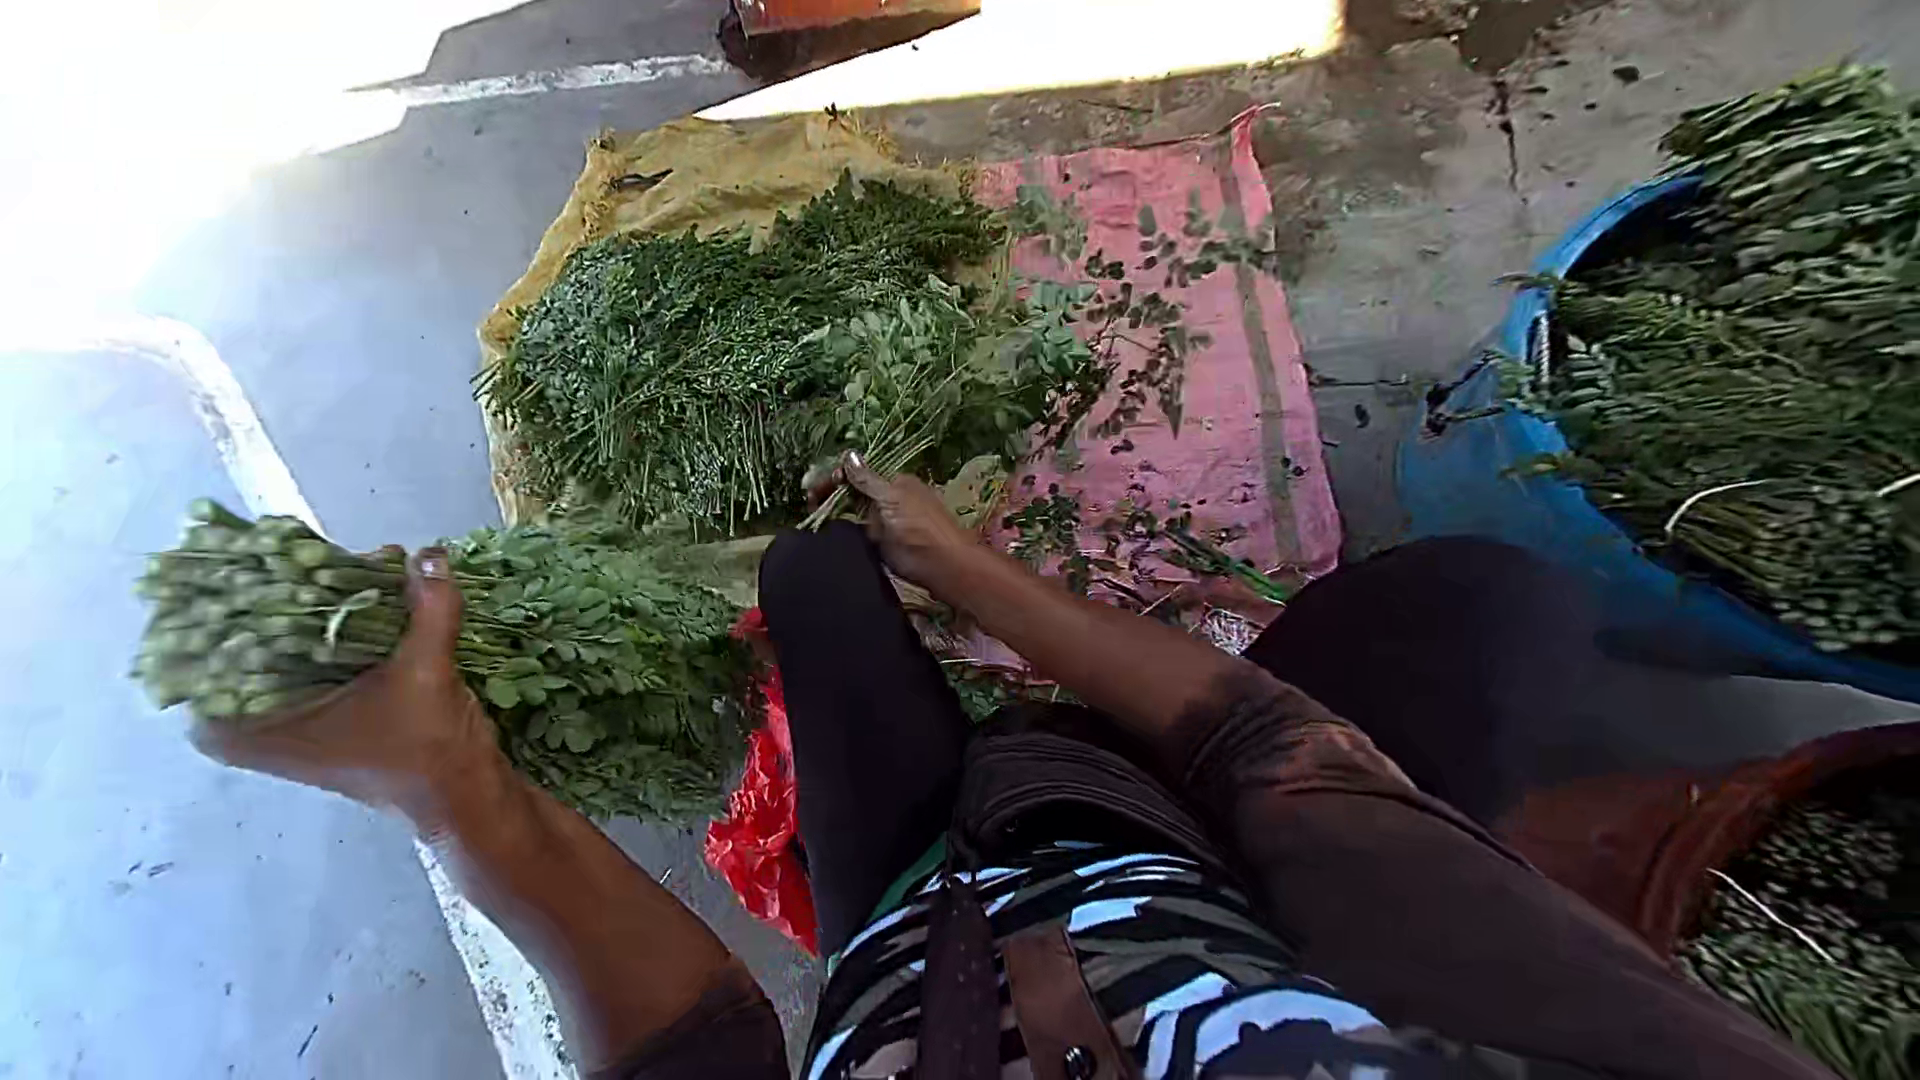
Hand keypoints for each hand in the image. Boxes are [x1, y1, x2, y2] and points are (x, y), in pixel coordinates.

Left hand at [191, 546, 507, 834]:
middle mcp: (243, 718)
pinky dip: (352, 627)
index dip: (258, 585)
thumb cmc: (425, 746)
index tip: (295, 546)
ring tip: (374, 567)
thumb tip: (430, 553)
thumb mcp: (426, 671)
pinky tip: (384, 597)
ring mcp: (283, 715)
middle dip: (308, 589)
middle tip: (347, 554)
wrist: (462, 789)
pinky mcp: (322, 709)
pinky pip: (322, 654)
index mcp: (233, 721)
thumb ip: (429, 610)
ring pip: (297, 641)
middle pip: (261, 633)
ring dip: (337, 605)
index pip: (222, 635)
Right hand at [813, 451, 979, 589]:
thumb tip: (848, 454)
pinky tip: (824, 532)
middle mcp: (888, 500)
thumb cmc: (920, 527)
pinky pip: (856, 533)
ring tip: (811, 514)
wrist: (942, 566)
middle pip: (853, 491)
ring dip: (833, 511)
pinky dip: (841, 530)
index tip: (816, 487)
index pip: (859, 473)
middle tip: (808, 500)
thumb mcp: (892, 497)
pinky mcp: (881, 546)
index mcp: (894, 483)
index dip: (837, 477)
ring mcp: (884, 523)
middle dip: (830, 492)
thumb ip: (868, 479)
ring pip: (852, 512)